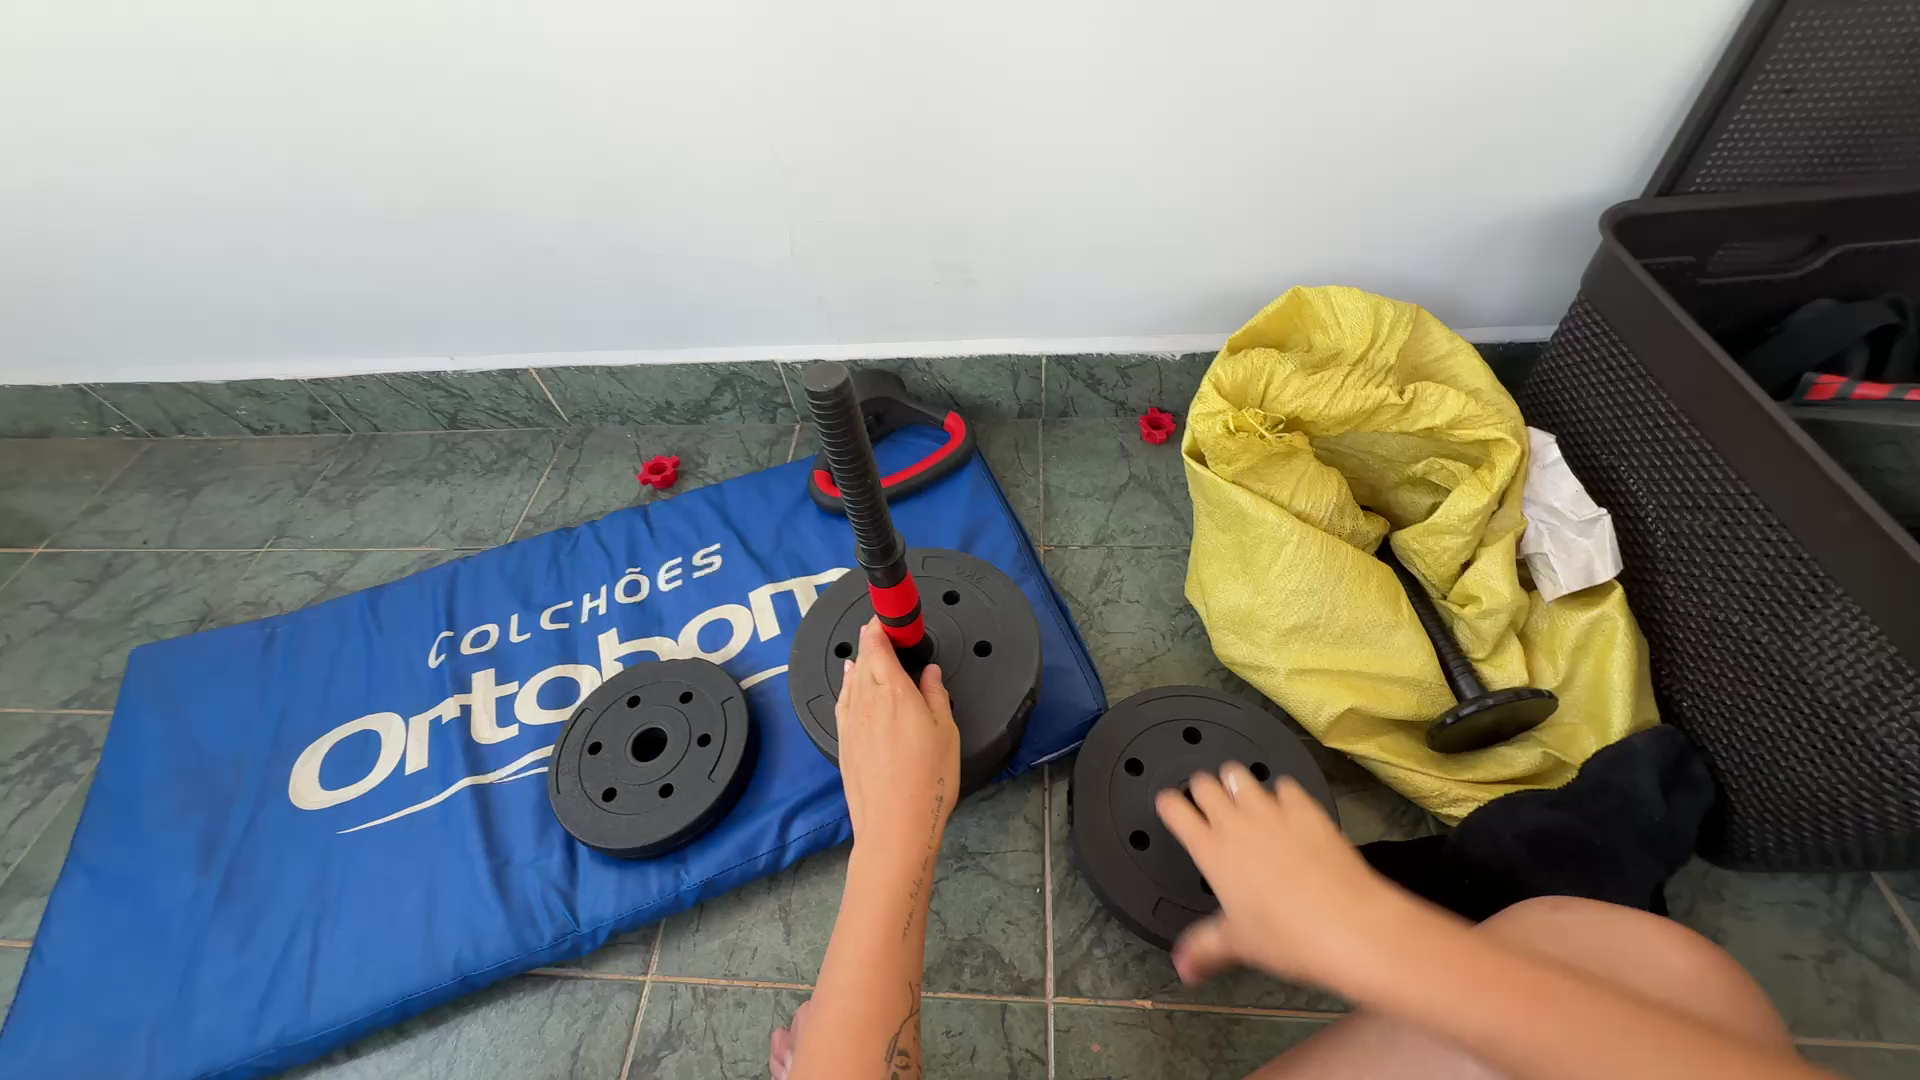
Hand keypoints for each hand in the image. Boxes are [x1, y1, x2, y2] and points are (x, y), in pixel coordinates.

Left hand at [835, 618, 960, 861]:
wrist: (894, 825)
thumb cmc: (928, 779)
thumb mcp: (946, 732)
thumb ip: (935, 695)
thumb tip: (929, 672)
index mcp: (895, 692)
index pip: (879, 647)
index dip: (879, 628)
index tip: (885, 617)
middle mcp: (868, 701)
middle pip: (863, 660)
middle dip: (870, 641)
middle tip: (880, 629)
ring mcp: (852, 721)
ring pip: (851, 679)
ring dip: (859, 660)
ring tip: (865, 648)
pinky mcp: (844, 741)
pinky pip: (843, 700)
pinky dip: (847, 683)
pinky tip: (849, 680)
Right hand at [1155, 764, 1413, 990]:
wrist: (1353, 926)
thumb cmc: (1288, 938)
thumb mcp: (1240, 946)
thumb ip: (1204, 948)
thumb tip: (1182, 967)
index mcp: (1211, 850)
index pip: (1175, 810)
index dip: (1168, 804)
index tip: (1170, 807)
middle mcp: (1235, 822)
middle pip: (1203, 783)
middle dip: (1201, 788)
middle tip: (1210, 805)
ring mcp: (1271, 810)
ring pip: (1238, 774)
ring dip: (1236, 782)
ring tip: (1243, 798)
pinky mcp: (1305, 807)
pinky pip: (1284, 784)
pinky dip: (1281, 793)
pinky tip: (1288, 808)